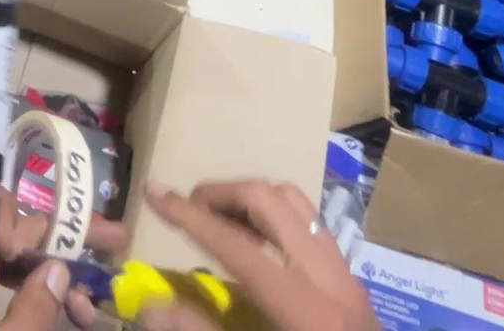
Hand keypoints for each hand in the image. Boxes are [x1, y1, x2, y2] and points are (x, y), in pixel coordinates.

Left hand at [0, 168, 120, 330]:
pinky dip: (34, 293)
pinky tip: (75, 307)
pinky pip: (2, 287)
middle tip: (113, 235)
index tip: (46, 194)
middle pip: (5, 227)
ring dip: (53, 266)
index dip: (4, 184)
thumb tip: (60, 268)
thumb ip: (33, 309)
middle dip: (56, 233)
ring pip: (11, 259)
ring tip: (101, 276)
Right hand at [136, 180, 377, 330]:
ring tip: (217, 219)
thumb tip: (151, 306)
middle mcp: (331, 280)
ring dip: (248, 199)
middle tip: (187, 208)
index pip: (235, 245)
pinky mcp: (352, 282)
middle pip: (268, 200)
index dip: (187, 216)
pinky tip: (252, 242)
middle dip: (220, 194)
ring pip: (292, 201)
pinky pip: (307, 221)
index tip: (152, 191)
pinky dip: (272, 216)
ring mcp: (347, 277)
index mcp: (307, 311)